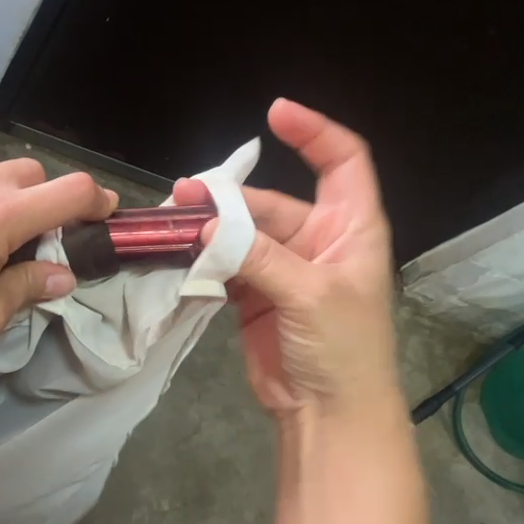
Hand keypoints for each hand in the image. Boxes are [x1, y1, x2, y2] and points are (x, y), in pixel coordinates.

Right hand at [173, 99, 399, 415]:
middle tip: (183, 196)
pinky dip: (204, 265)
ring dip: (210, 233)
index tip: (276, 114)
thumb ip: (260, 259)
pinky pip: (226, 271)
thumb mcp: (309, 295)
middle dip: (231, 200)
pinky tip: (179, 260)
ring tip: (172, 225)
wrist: (326, 408)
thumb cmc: (341, 347)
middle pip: (272, 206)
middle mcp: (317, 243)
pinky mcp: (254, 302)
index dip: (315, 133)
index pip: (342, 162)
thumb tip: (208, 230)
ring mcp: (282, 274)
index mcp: (351, 229)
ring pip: (242, 239)